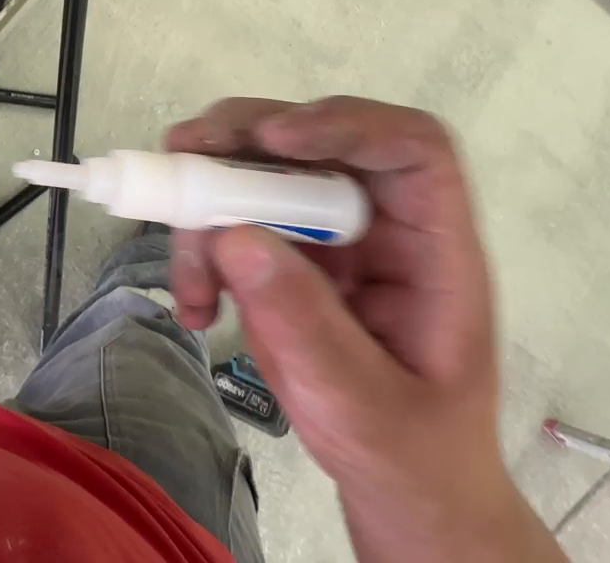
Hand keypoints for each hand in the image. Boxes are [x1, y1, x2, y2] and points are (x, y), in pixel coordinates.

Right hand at [166, 97, 560, 562]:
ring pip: (250, 175)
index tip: (270, 141)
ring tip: (190, 286)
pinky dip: (193, 250)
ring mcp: (321, 234)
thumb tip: (235, 237)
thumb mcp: (361, 402)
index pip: (408, 148)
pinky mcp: (277, 253)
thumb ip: (306, 324)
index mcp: (429, 245)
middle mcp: (372, 222)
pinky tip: (194, 307)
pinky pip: (223, 221)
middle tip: (179, 158)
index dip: (344, 124)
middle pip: (309, 141)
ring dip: (201, 210)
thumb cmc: (408, 450)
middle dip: (239, 143)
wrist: (394, 484)